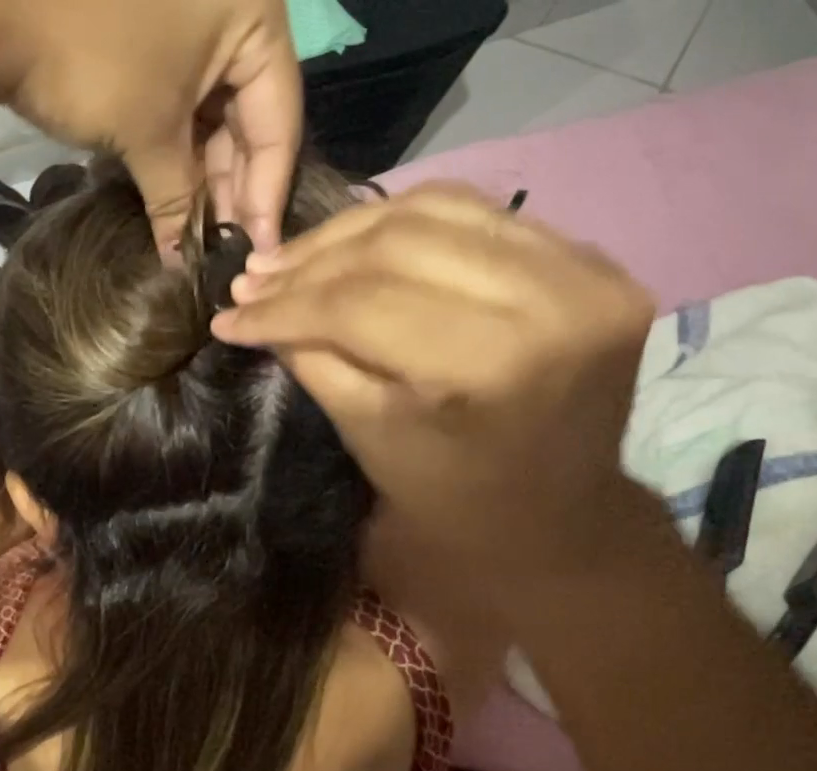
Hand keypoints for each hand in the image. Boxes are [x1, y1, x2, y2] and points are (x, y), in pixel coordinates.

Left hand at [0, 0, 302, 253]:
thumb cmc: (91, 65)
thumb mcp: (146, 133)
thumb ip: (178, 195)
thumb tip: (185, 259)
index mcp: (255, 17)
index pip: (278, 119)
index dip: (267, 192)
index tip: (261, 250)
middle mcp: (234, 16)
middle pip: (249, 119)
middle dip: (234, 191)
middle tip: (231, 254)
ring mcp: (193, 30)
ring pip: (212, 120)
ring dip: (204, 181)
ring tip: (203, 241)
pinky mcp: (155, 50)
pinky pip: (181, 113)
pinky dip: (177, 159)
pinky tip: (178, 207)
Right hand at [212, 183, 659, 582]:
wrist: (551, 514)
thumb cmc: (446, 493)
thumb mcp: (365, 431)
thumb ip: (313, 358)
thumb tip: (252, 309)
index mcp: (494, 362)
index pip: (365, 304)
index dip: (285, 307)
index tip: (226, 317)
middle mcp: (554, 298)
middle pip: (400, 244)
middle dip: (309, 263)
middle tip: (250, 282)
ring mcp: (585, 269)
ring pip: (437, 210)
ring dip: (348, 232)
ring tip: (289, 259)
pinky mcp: (590, 258)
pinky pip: (476, 215)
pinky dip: (401, 224)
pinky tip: (351, 246)